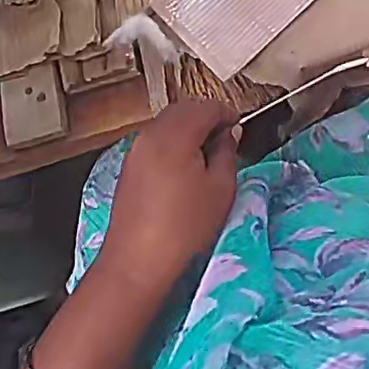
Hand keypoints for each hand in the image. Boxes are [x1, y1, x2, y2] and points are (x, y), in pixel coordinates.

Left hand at [99, 99, 241, 291]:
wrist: (136, 262)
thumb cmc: (185, 227)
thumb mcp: (220, 189)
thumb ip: (227, 153)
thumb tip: (227, 134)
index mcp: (175, 135)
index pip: (205, 107)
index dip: (226, 112)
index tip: (239, 124)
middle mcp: (151, 134)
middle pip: (183, 109)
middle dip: (206, 115)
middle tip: (225, 136)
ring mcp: (136, 149)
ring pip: (167, 122)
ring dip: (188, 127)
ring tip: (206, 152)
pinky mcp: (129, 165)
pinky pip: (155, 139)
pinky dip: (173, 140)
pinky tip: (184, 165)